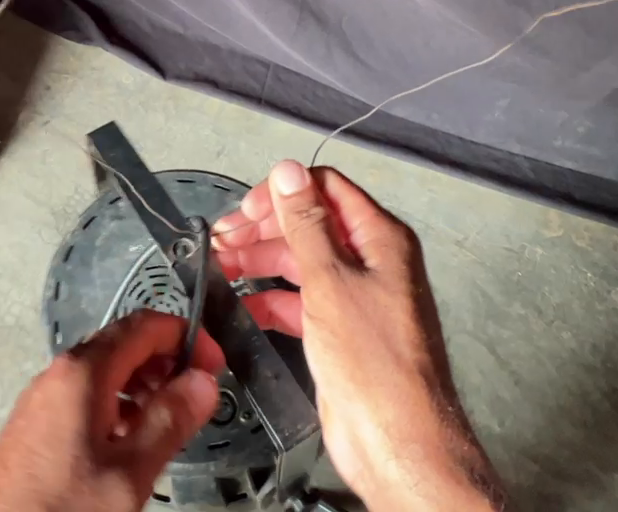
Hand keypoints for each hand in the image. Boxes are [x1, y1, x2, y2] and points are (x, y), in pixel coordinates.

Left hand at [0, 310, 225, 511]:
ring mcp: (44, 395)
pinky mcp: (35, 422)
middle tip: (197, 395)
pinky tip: (130, 441)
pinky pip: (85, 395)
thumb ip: (169, 422)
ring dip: (142, 384)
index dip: (185, 337)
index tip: (216, 365)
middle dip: (165, 360)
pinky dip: (117, 404)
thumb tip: (205, 381)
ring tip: (170, 421)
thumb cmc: (64, 509)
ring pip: (104, 371)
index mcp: (83, 370)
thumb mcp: (128, 474)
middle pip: (123, 343)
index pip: (143, 325)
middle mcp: (60, 370)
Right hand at [212, 160, 503, 511]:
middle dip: (263, 228)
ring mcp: (354, 296)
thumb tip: (287, 171)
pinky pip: (299, 299)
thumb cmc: (373, 362)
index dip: (283, 193)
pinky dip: (271, 298)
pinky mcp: (339, 329)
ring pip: (299, 261)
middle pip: (308, 224)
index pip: (325, 188)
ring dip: (260, 261)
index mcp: (379, 238)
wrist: (396, 446)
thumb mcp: (330, 281)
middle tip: (223, 238)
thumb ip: (305, 224)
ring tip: (221, 266)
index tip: (246, 211)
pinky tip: (244, 305)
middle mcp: (370, 261)